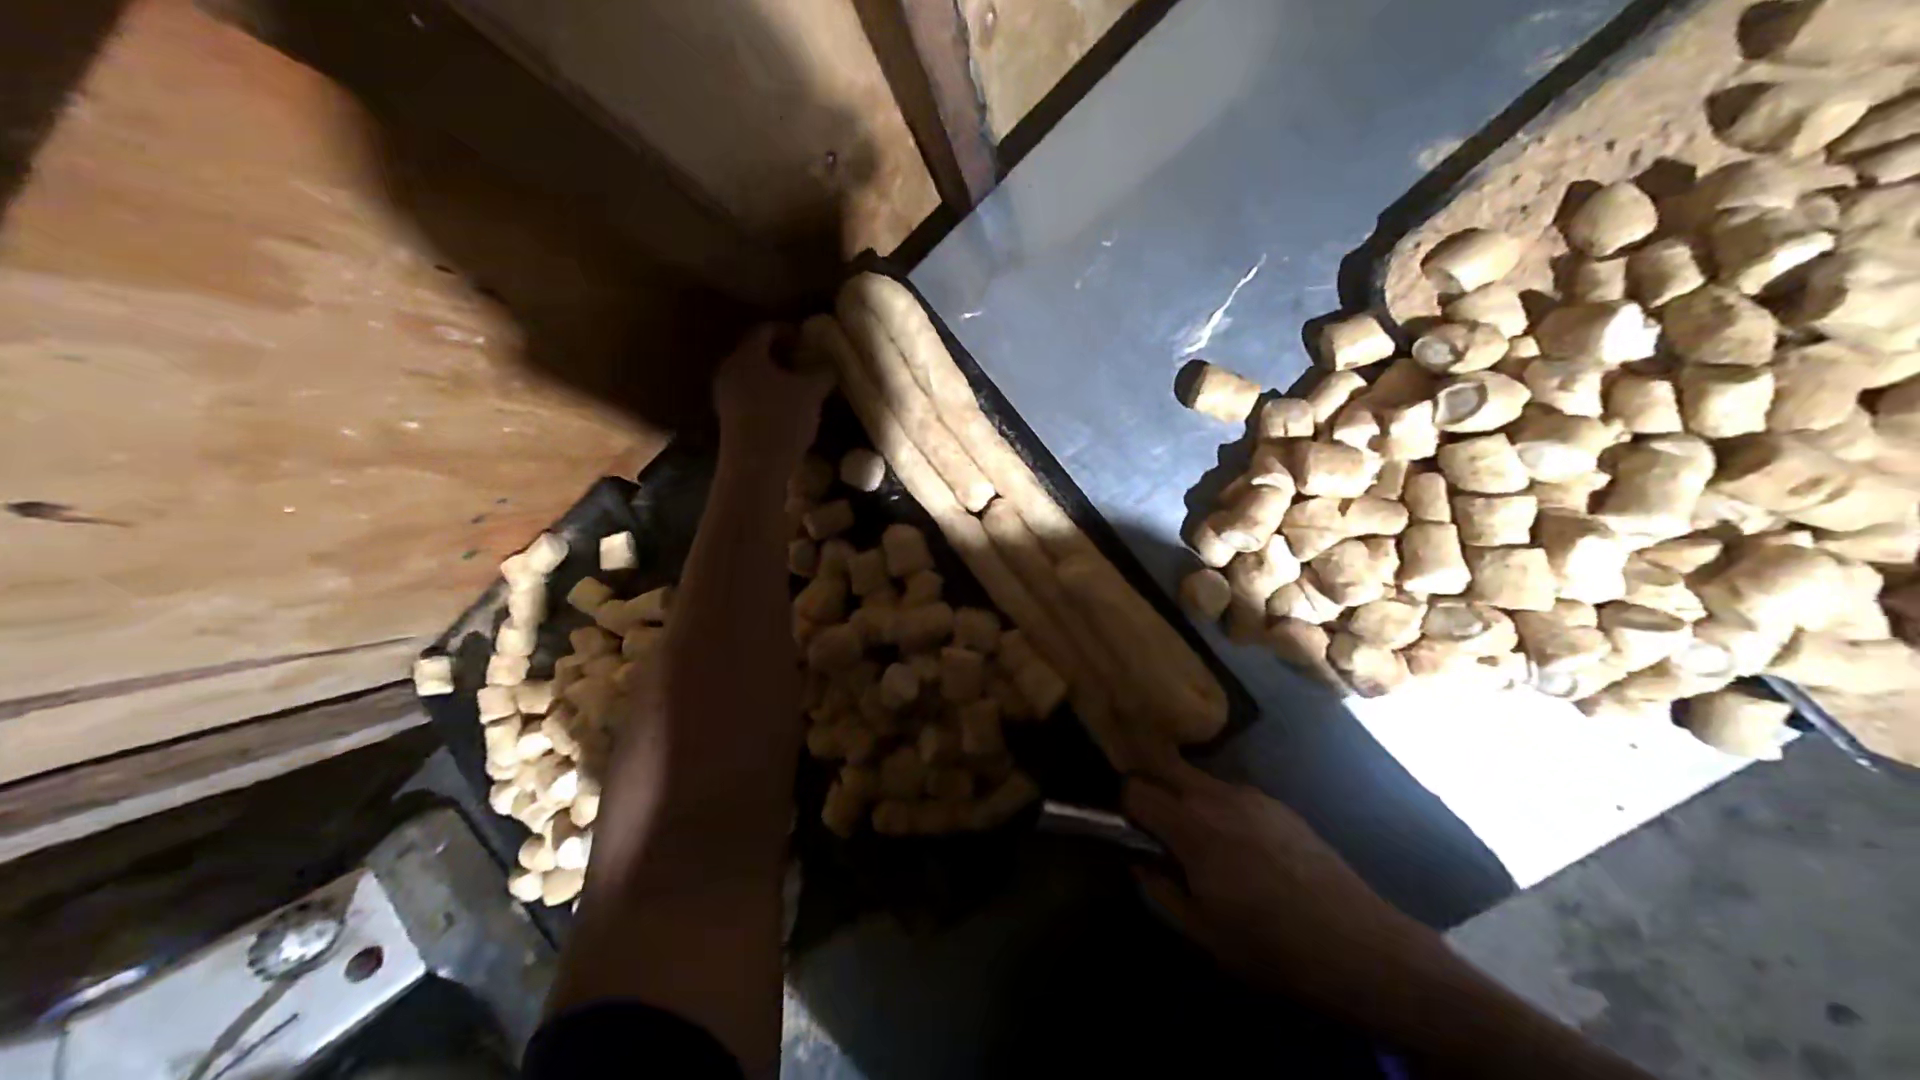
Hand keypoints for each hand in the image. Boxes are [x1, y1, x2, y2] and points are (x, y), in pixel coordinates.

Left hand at [713, 323, 832, 465]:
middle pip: (755, 353)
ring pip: (751, 376)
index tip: (807, 339)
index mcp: (746, 355)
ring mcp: (724, 396)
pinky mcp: (727, 418)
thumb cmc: (783, 420)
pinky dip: (766, 395)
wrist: (755, 467)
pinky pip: (748, 396)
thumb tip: (830, 363)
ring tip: (799, 388)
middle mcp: (729, 370)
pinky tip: (786, 410)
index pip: (765, 330)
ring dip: (774, 378)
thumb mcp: (811, 393)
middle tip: (805, 361)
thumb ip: (822, 372)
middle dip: (781, 355)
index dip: (788, 330)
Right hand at [1123, 753, 1449, 1013]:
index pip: (1136, 787)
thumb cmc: (1271, 945)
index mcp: (1191, 826)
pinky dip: (1220, 810)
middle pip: (1165, 768)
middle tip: (1160, 833)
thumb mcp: (1202, 931)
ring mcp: (1253, 796)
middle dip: (1153, 791)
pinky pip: (1232, 795)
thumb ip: (1159, 889)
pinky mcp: (1280, 805)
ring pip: (1199, 781)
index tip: (1133, 833)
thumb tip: (1139, 862)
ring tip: (1206, 847)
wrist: (1360, 946)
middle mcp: (1218, 797)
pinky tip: (1243, 852)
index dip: (1125, 806)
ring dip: (1187, 800)